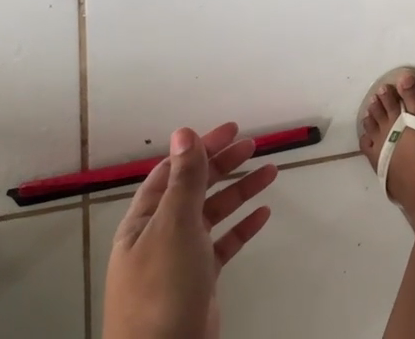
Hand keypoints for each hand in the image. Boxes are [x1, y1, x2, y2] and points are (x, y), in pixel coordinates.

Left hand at [102, 123, 278, 338]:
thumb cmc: (163, 285)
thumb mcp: (175, 225)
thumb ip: (185, 179)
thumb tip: (184, 133)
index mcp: (143, 222)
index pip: (172, 173)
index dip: (199, 148)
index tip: (231, 129)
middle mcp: (159, 235)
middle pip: (194, 189)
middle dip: (223, 164)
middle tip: (253, 144)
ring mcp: (180, 257)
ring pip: (214, 213)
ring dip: (240, 190)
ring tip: (271, 170)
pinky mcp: (200, 277)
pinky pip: (224, 242)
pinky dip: (243, 225)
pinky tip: (263, 213)